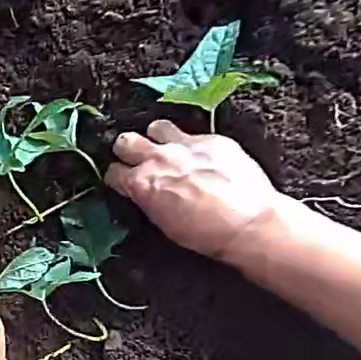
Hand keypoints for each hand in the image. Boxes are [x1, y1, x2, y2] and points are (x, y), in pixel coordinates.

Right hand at [105, 122, 284, 263]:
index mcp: (141, 184)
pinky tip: (202, 159)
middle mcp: (157, 159)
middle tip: (137, 159)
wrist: (248, 223)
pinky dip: (192, 145)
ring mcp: (185, 146)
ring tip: (166, 149)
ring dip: (157, 137)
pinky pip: (193, 134)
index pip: (113, 172)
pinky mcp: (212, 140)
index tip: (122, 181)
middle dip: (127, 150)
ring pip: (157, 127)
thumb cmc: (204, 232)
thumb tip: (145, 193)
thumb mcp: (162, 222)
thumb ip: (147, 199)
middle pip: (125, 141)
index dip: (117, 177)